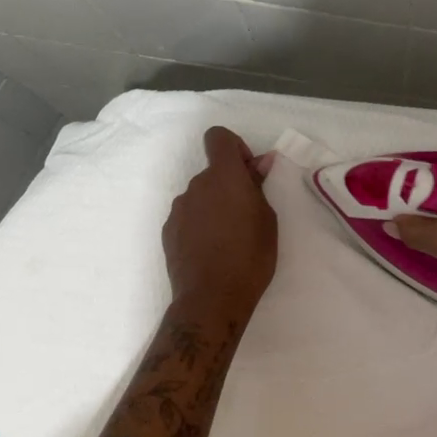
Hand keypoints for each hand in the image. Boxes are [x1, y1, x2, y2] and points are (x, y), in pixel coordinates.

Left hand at [162, 126, 277, 316]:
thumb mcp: (267, 218)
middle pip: (212, 171)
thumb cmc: (251, 256)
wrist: (212, 299)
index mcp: (223, 176)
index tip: (248, 172)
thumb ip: (258, 185)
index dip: (234, 148)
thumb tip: (260, 162)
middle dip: (229, 185)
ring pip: (201, 196)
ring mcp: (179, 209)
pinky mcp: (169, 231)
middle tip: (247, 214)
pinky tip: (211, 250)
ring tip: (229, 238)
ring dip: (214, 206)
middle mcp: (197, 185)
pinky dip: (200, 224)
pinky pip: (189, 216)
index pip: (218, 137)